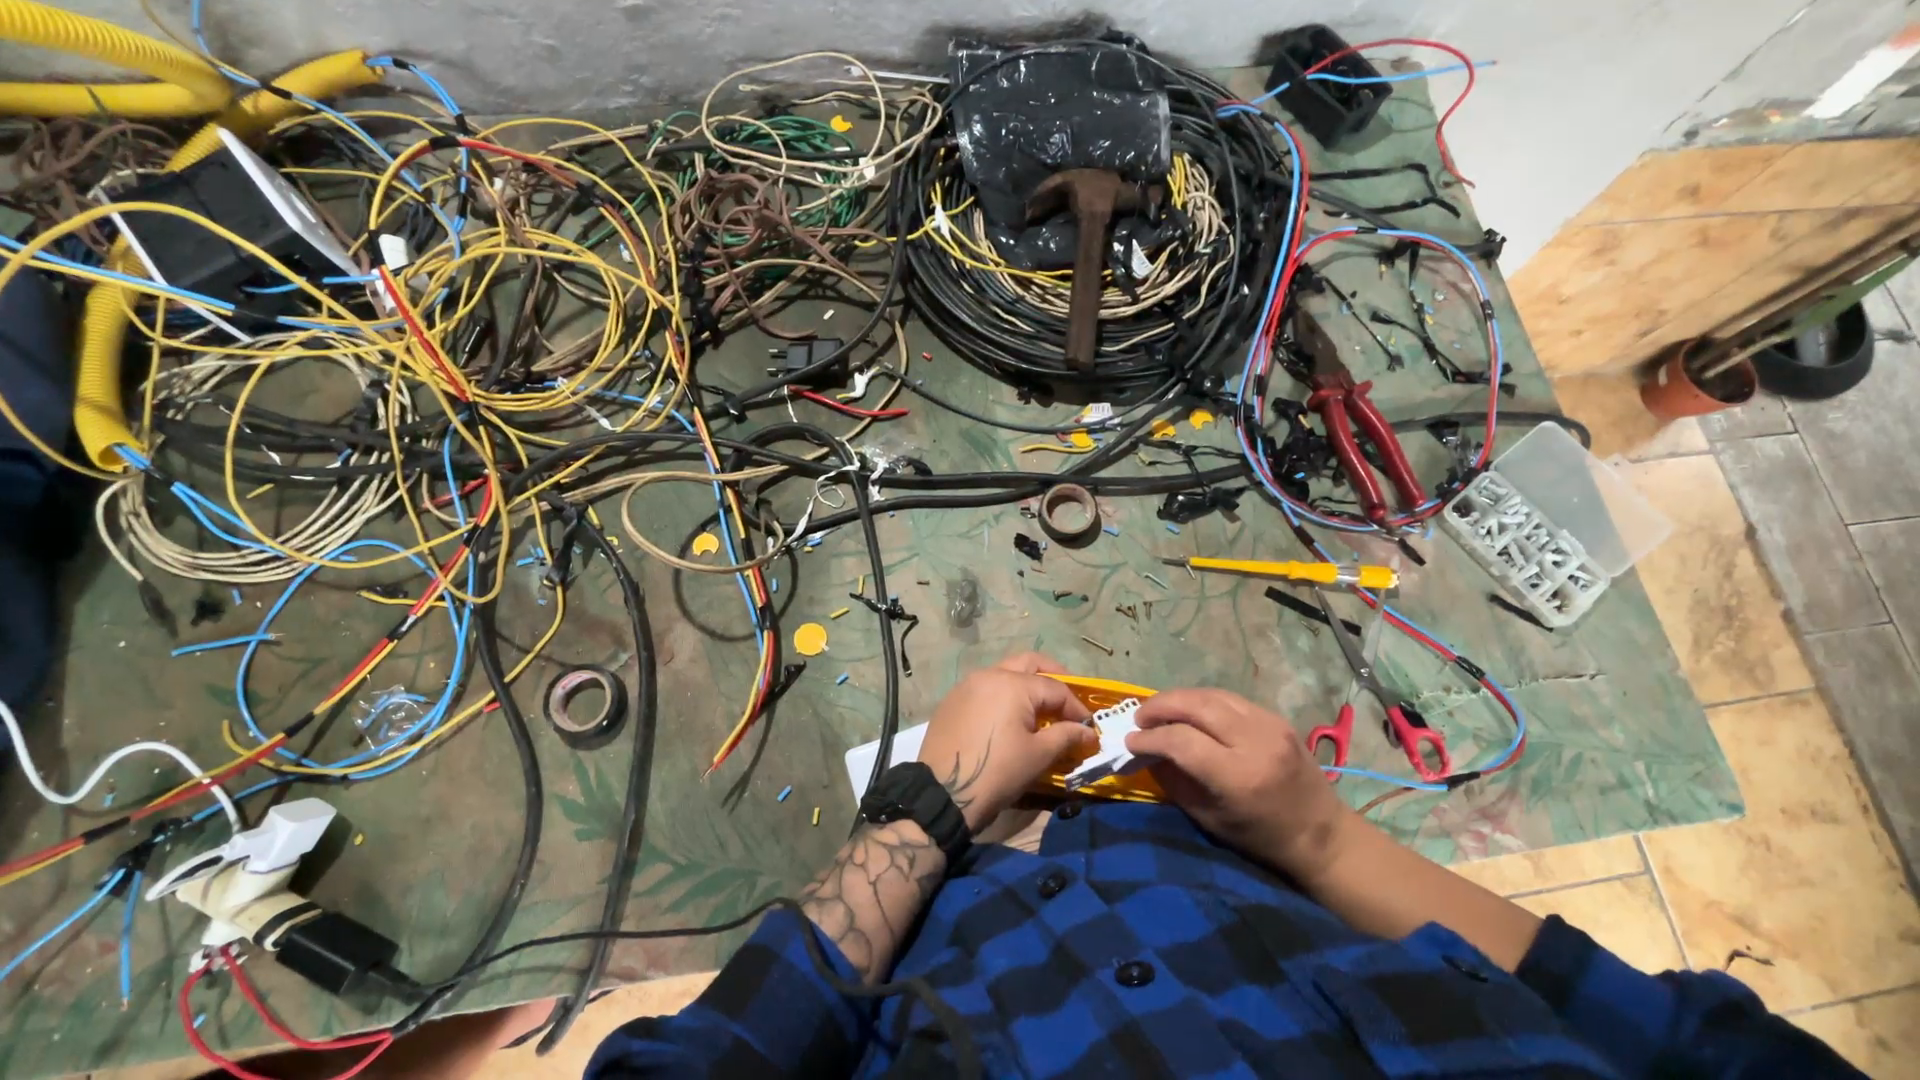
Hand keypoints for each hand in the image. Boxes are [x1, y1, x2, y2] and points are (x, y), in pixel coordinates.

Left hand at [917, 652, 1096, 831]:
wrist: (943, 794)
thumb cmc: (997, 772)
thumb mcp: (1038, 755)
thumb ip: (1066, 736)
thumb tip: (1088, 732)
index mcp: (1013, 684)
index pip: (1055, 688)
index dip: (1076, 707)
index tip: (1088, 728)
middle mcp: (988, 675)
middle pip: (1028, 664)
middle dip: (1052, 678)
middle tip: (1066, 700)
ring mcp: (966, 686)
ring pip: (1003, 674)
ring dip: (1025, 685)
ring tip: (1039, 710)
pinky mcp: (951, 702)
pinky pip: (984, 689)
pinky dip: (1002, 696)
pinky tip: (1008, 718)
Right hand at [1125, 688, 1357, 881]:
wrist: (1322, 834)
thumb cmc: (1260, 838)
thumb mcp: (1208, 818)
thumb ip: (1174, 780)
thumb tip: (1145, 752)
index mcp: (1238, 776)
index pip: (1181, 740)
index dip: (1149, 738)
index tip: (1130, 742)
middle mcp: (1255, 742)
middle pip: (1196, 705)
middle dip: (1160, 706)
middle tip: (1139, 717)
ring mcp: (1270, 725)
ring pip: (1212, 694)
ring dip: (1180, 699)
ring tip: (1159, 711)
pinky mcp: (1277, 718)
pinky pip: (1230, 699)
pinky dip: (1204, 702)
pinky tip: (1190, 712)